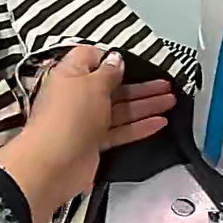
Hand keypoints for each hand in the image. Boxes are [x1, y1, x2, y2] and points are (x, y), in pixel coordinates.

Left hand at [0, 46, 175, 222]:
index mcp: (70, 75)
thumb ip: (108, 71)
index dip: (112, 58)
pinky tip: (159, 122)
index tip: (134, 61)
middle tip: (164, 84)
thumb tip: (116, 59)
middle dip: (140, 84)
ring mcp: (86, 120)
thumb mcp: (92, 85)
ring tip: (170, 101)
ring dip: (146, 105)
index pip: (91, 58)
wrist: (52, 164)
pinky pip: (121, 130)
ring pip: (121, 109)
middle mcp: (77, 96)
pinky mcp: (94, 142)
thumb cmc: (66, 118)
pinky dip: (140, 126)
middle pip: (113, 86)